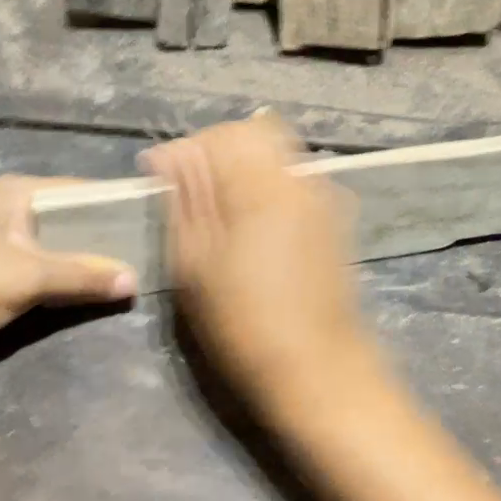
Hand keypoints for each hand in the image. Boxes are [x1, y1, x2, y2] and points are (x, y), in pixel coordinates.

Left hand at [0, 174, 136, 350]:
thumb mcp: (30, 279)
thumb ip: (82, 277)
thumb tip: (133, 280)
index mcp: (16, 193)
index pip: (80, 190)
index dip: (114, 205)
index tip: (148, 221)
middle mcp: (9, 205)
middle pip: (69, 215)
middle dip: (102, 236)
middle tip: (142, 251)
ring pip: (56, 240)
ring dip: (83, 257)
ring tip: (123, 269)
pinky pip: (41, 259)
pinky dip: (63, 270)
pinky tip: (85, 285)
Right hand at [143, 113, 371, 400]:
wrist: (317, 366)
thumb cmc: (243, 323)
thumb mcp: (194, 264)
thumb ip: (183, 200)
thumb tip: (167, 154)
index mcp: (258, 184)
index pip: (221, 134)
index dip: (188, 150)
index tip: (164, 179)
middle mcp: (297, 177)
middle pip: (256, 133)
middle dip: (219, 152)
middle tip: (193, 194)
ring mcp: (323, 196)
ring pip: (279, 153)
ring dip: (246, 168)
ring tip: (222, 213)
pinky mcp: (336, 218)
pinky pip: (297, 180)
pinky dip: (270, 187)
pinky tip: (255, 228)